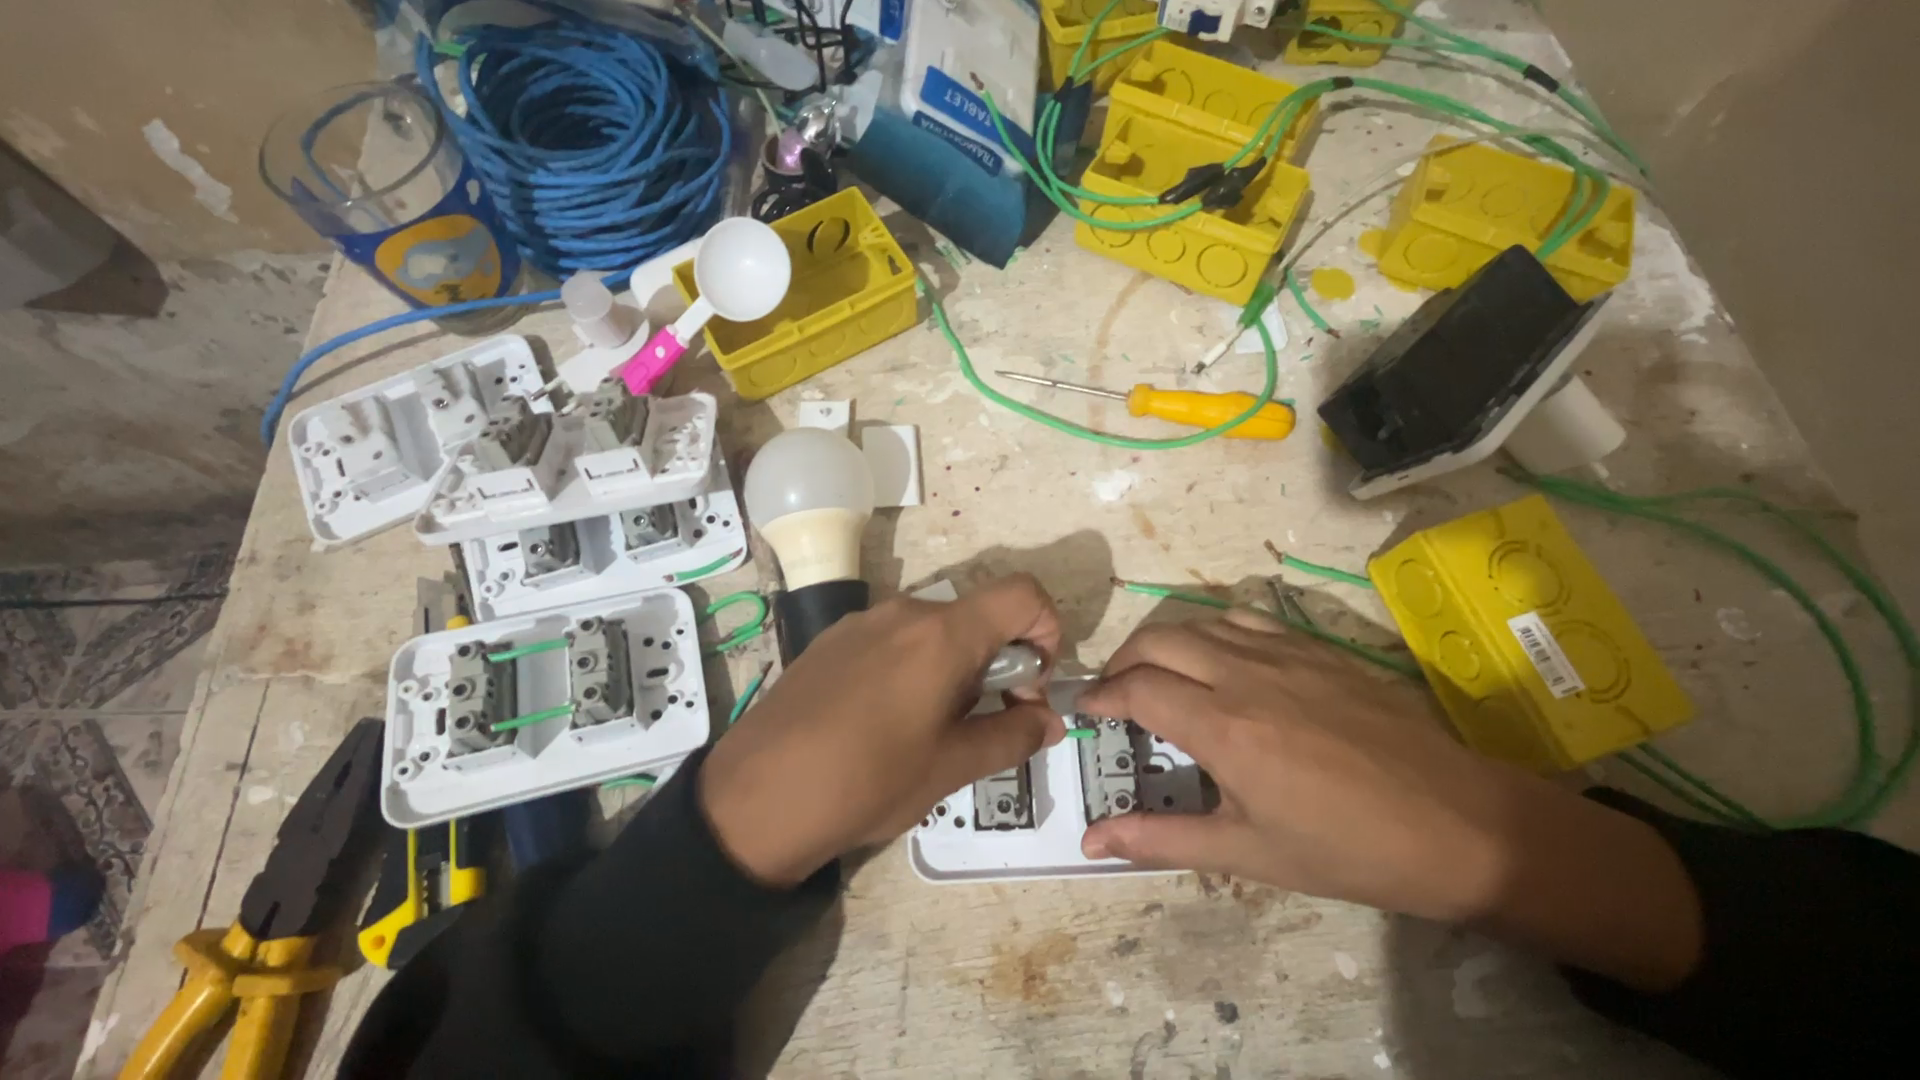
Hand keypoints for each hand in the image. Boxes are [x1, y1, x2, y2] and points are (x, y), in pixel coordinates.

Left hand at [699, 574, 1065, 886]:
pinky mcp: (829, 641)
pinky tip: (883, 722)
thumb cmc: (866, 781)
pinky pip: (892, 640)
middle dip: (998, 663)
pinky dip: (913, 667)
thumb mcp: (951, 768)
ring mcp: (861, 623)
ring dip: (954, 668)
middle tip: (981, 724)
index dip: (1045, 632)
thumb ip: (1012, 736)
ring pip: (933, 630)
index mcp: (941, 634)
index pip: (1022, 594)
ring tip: (929, 730)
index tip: (1029, 689)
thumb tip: (1049, 720)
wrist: (754, 799)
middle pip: (977, 616)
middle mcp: (903, 612)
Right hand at [1078, 610, 1702, 990]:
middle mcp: (1245, 674)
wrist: (1461, 825)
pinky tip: (1222, 663)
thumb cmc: (1348, 850)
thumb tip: (1091, 842)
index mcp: (1223, 726)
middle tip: (1115, 694)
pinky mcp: (1319, 648)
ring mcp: (1286, 652)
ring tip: (1159, 676)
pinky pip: (1247, 619)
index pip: (1137, 688)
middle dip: (1123, 660)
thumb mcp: (1248, 853)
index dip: (1101, 696)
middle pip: (1158, 638)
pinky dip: (1214, 631)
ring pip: (1201, 621)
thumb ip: (1162, 838)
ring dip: (1165, 642)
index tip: (1086, 712)